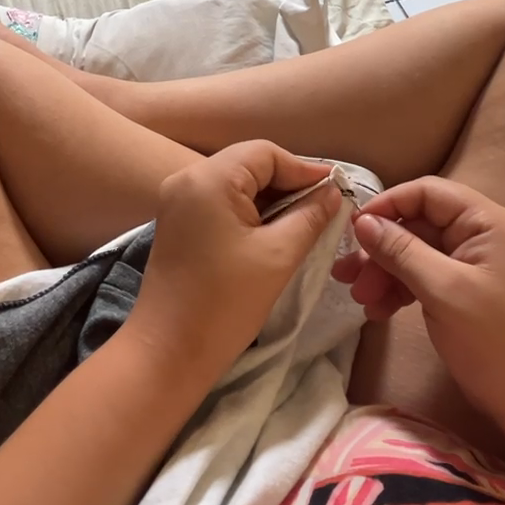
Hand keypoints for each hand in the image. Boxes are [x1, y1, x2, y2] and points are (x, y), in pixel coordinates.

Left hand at [127, 141, 341, 377]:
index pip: (266, 153)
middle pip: (249, 163)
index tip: (336, 190)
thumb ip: (310, 216)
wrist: (168, 352)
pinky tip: (273, 231)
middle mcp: (188, 177)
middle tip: (324, 208)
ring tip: (304, 221)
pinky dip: (249, 210)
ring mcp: (178, 199)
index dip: (304, 169)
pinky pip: (220, 200)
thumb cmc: (226, 302)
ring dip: (270, 198)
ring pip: (236, 182)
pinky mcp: (177, 221)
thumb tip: (333, 193)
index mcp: (210, 178)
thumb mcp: (278, 256)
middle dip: (288, 183)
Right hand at [331, 176, 504, 422]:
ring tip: (360, 299)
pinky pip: (427, 276)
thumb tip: (361, 221)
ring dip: (386, 272)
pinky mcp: (469, 290)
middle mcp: (484, 234)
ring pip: (418, 252)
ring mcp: (477, 263)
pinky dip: (401, 289)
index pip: (428, 192)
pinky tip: (379, 311)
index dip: (388, 205)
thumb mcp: (443, 292)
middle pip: (419, 225)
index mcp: (488, 223)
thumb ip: (400, 250)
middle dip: (381, 249)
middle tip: (347, 276)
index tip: (353, 229)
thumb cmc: (495, 343)